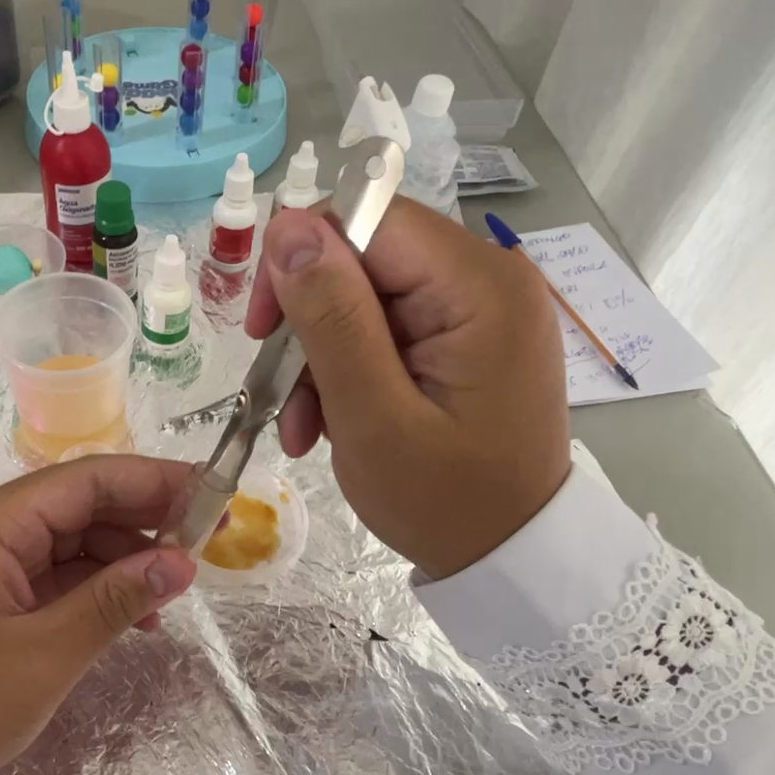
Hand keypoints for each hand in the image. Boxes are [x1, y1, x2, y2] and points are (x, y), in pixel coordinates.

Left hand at [0, 456, 198, 774]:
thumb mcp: (46, 655)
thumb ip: (115, 600)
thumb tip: (181, 561)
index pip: (88, 479)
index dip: (155, 481)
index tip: (214, 495)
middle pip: (79, 505)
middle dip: (142, 521)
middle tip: (204, 545)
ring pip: (67, 541)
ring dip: (120, 561)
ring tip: (169, 595)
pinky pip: (48, 574)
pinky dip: (89, 589)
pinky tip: (127, 617)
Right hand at [244, 198, 571, 578]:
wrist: (510, 554)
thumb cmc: (445, 502)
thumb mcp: (374, 417)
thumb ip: (332, 319)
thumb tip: (288, 226)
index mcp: (478, 286)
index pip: (368, 220)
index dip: (302, 262)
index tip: (263, 331)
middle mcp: (487, 278)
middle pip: (364, 260)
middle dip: (309, 326)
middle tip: (280, 394)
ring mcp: (479, 309)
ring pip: (364, 301)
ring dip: (321, 361)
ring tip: (304, 430)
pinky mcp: (466, 338)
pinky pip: (386, 332)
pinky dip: (349, 374)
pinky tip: (331, 426)